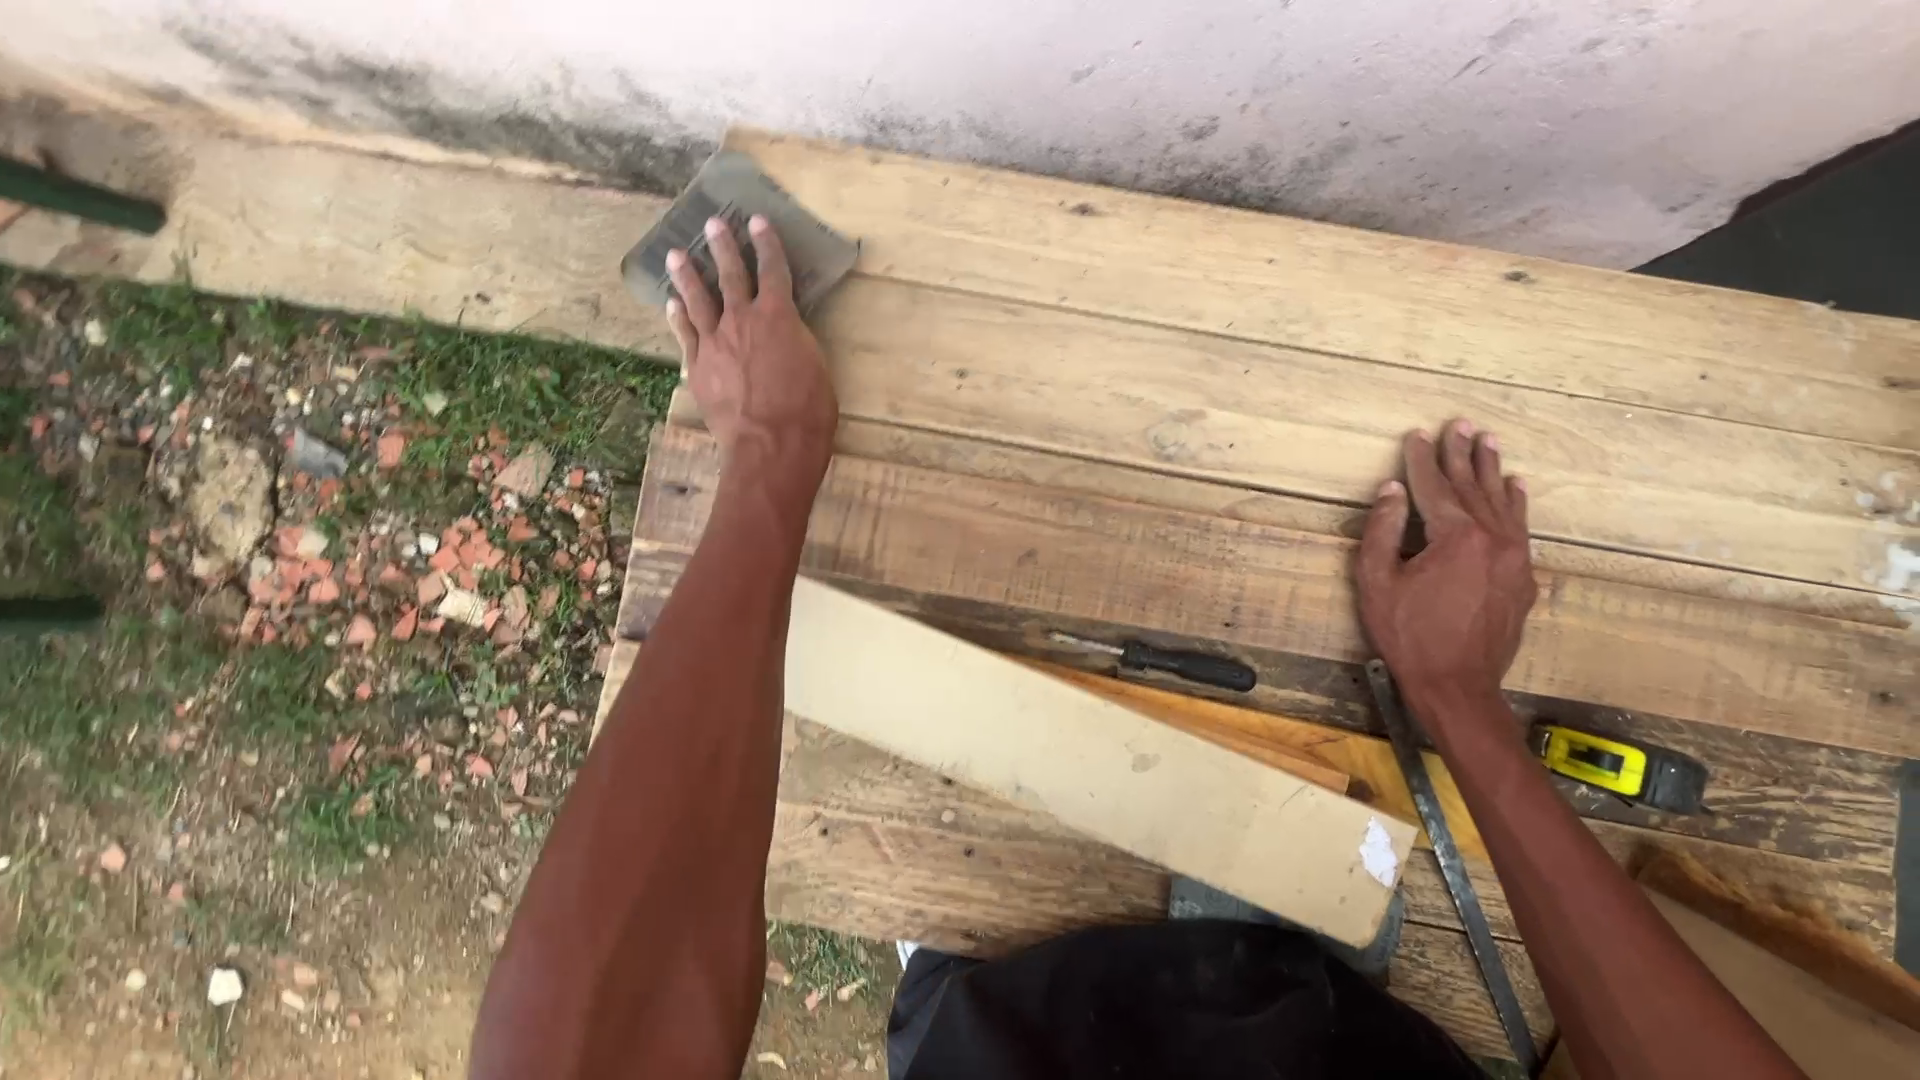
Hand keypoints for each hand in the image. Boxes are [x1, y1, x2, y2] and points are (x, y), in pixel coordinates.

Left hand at [666, 215, 838, 485]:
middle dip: (723, 247)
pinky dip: (678, 317)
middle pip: (731, 276)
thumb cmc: (808, 411)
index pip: (774, 270)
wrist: (770, 445)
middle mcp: (743, 320)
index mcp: (780, 317)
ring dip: (687, 275)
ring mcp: (715, 343)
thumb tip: (788, 334)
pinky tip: (672, 305)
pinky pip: (685, 334)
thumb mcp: (816, 368)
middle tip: (712, 224)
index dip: (767, 243)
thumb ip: (798, 342)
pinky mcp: (699, 367)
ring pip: (697, 300)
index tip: (758, 221)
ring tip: (675, 254)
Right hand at [1356, 419, 1536, 719]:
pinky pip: (1520, 528)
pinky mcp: (1522, 578)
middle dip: (1462, 454)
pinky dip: (1515, 503)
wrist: (1456, 684)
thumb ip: (1383, 530)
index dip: (1421, 460)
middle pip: (1473, 487)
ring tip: (1488, 441)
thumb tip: (1391, 491)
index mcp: (1456, 537)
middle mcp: (1493, 540)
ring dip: (1491, 470)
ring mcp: (1514, 558)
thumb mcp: (1377, 582)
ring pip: (1502, 503)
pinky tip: (1515, 487)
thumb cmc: (1408, 634)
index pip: (1434, 487)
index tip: (1416, 435)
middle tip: (1459, 423)